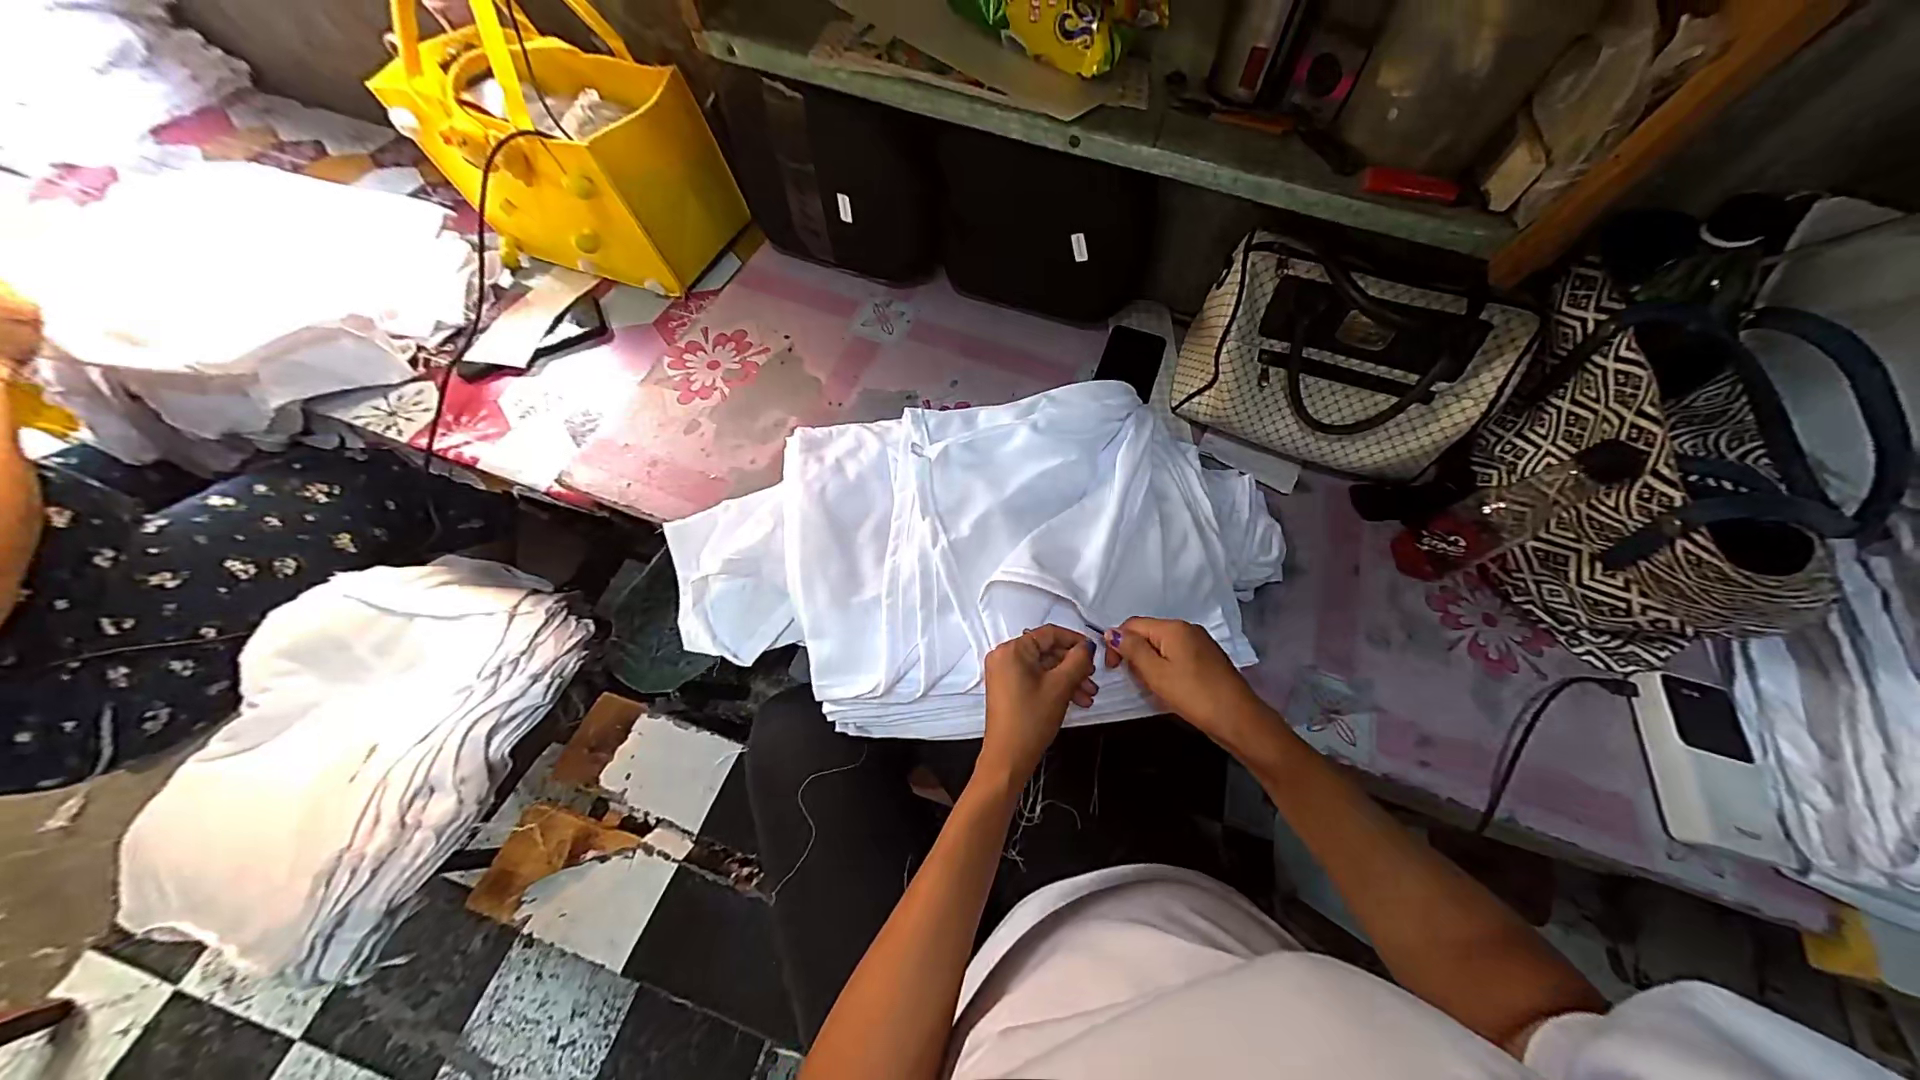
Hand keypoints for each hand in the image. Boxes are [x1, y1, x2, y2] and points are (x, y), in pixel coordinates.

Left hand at [980, 625, 1096, 785]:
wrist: (1009, 757)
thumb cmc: (1029, 722)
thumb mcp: (1060, 686)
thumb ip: (1077, 661)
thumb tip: (1086, 647)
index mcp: (1012, 650)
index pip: (1049, 633)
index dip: (1074, 640)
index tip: (1092, 649)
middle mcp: (1004, 657)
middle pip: (1047, 651)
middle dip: (1073, 665)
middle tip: (1091, 677)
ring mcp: (1005, 673)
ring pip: (1044, 667)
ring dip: (1068, 678)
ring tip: (1087, 694)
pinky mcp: (1008, 688)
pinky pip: (1036, 678)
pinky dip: (1055, 686)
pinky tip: (1075, 700)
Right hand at [1105, 617, 1269, 748]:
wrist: (1239, 719)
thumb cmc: (1193, 695)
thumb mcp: (1156, 673)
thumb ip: (1132, 649)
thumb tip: (1111, 632)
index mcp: (1173, 628)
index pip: (1132, 625)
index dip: (1116, 643)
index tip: (1112, 669)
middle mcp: (1187, 628)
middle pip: (1147, 634)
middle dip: (1134, 654)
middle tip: (1136, 681)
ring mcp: (1200, 643)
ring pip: (1161, 646)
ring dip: (1149, 663)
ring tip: (1153, 687)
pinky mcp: (1207, 658)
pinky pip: (1177, 655)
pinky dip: (1166, 668)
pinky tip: (1170, 687)